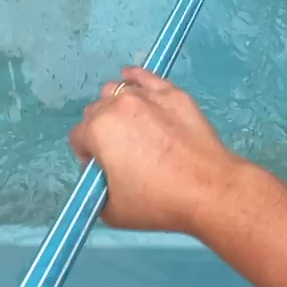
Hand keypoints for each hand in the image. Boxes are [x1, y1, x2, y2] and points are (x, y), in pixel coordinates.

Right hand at [67, 66, 248, 233]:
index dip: (87, 156)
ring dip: (115, 106)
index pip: (78, 138)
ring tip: (130, 126)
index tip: (102, 170)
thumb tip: (101, 173)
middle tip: (119, 152)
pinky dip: (135, 78)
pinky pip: (145, 77)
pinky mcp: (171, 92)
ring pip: (117, 91)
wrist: (208, 188)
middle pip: (96, 111)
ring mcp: (147, 95)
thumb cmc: (158, 201)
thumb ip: (95, 188)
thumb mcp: (112, 210)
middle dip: (100, 130)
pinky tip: (131, 80)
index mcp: (99, 130)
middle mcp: (118, 105)